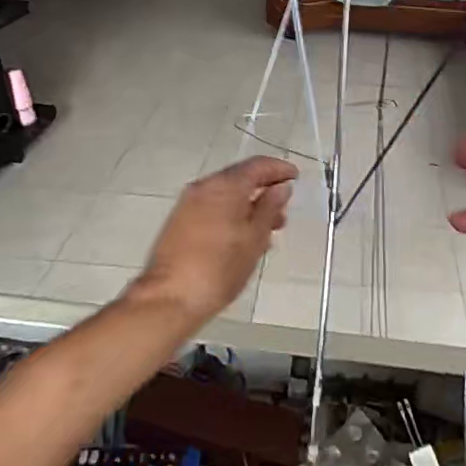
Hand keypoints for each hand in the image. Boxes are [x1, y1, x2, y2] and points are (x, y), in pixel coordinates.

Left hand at [125, 155, 296, 322]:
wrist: (169, 299)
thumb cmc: (221, 267)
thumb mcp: (256, 237)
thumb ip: (270, 207)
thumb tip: (281, 188)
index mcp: (225, 186)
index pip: (257, 165)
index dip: (279, 169)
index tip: (296, 177)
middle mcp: (204, 188)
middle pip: (240, 178)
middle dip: (265, 189)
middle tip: (284, 208)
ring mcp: (188, 204)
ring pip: (226, 195)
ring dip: (249, 204)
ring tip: (268, 229)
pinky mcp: (179, 222)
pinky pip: (213, 208)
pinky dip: (232, 214)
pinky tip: (244, 237)